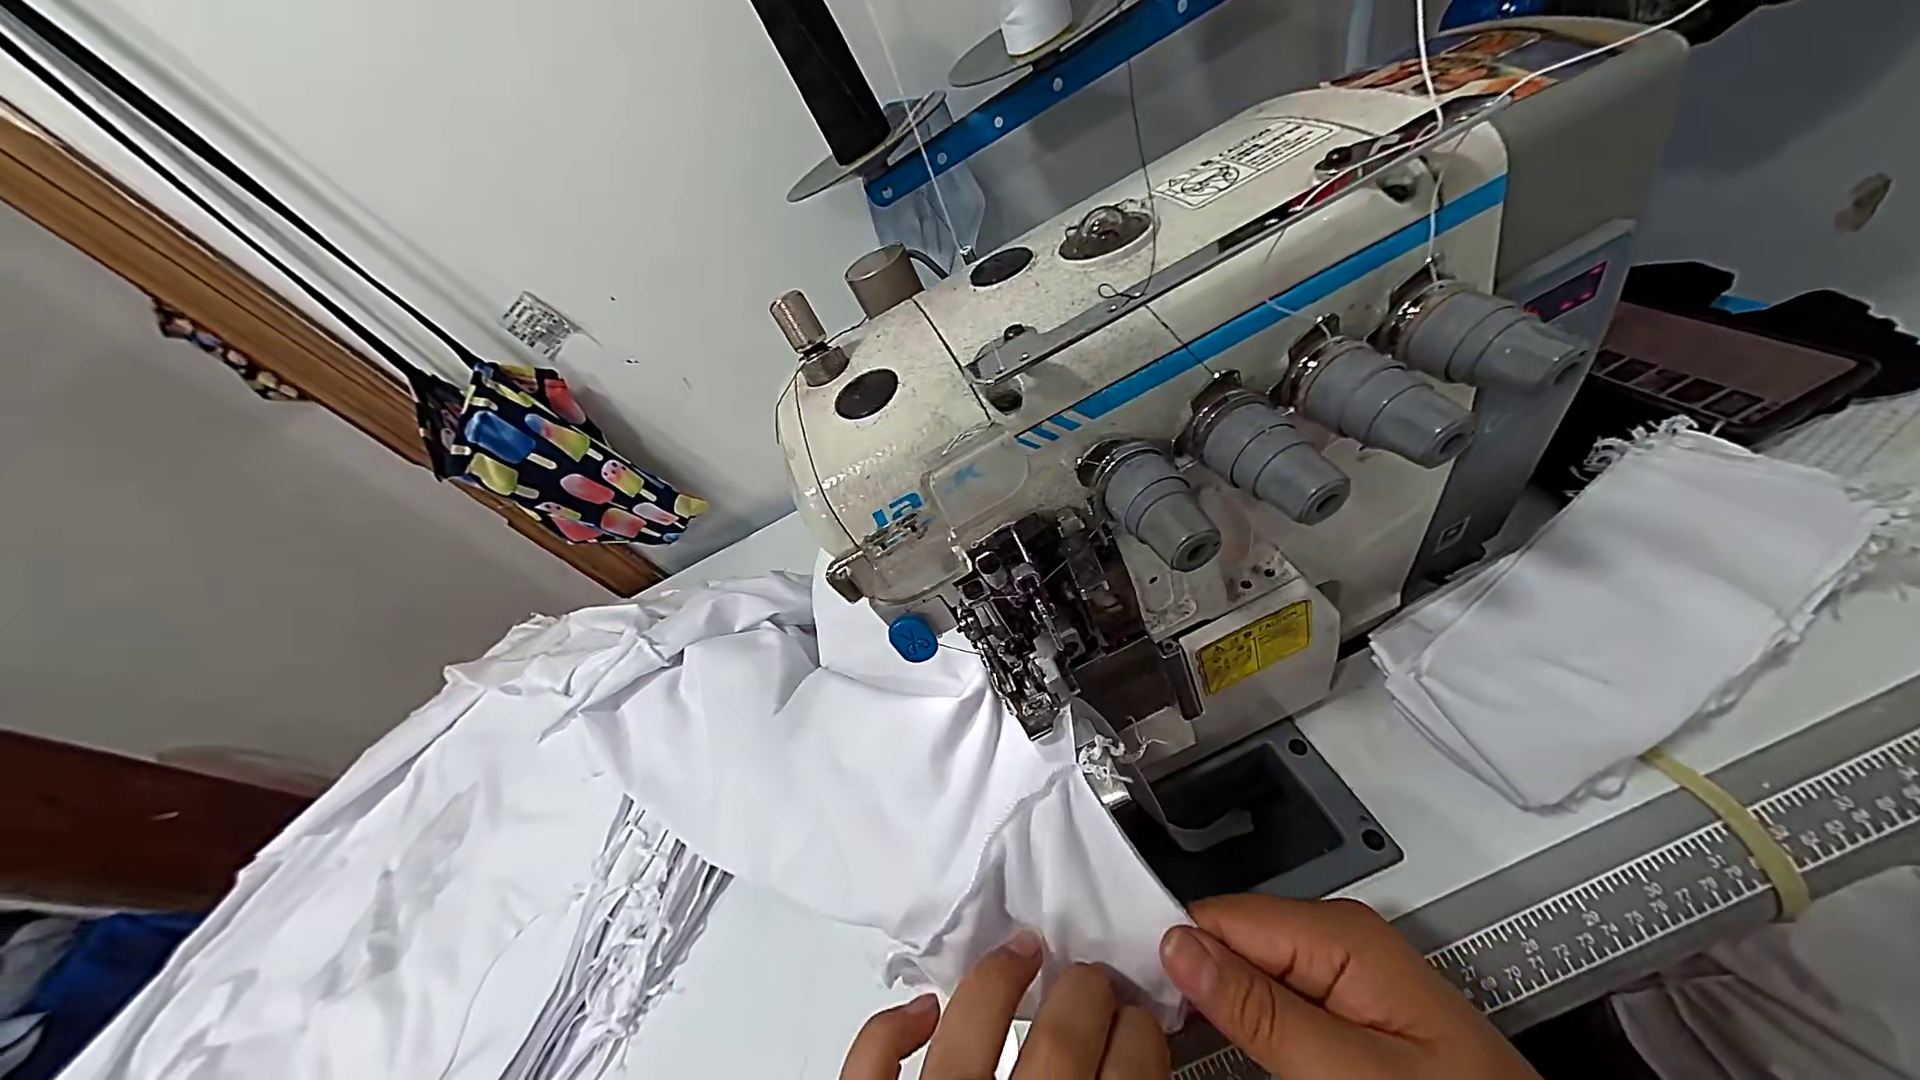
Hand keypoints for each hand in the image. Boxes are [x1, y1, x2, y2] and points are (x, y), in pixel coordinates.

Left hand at [840, 931, 1170, 1079]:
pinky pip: (873, 1068)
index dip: (1142, 1036)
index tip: (1143, 1017)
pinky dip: (892, 1030)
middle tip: (1093, 977)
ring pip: (974, 1031)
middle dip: (1089, 994)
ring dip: (1004, 980)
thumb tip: (1133, 1065)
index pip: (1128, 1075)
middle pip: (1063, 1042)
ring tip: (1024, 948)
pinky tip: (921, 1007)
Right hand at [1160, 895, 1540, 1079]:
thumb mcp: (1354, 1076)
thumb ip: (1261, 1008)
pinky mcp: (1341, 997)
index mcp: (1338, 932)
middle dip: (1197, 977)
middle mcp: (1335, 935)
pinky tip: (1231, 1034)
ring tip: (1192, 1034)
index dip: (1179, 954)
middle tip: (1171, 1030)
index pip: (1220, 916)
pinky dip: (1244, 1011)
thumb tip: (1178, 945)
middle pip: (1231, 936)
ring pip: (1246, 964)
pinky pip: (1271, 987)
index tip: (1150, 997)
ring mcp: (1339, 966)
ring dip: (1217, 997)